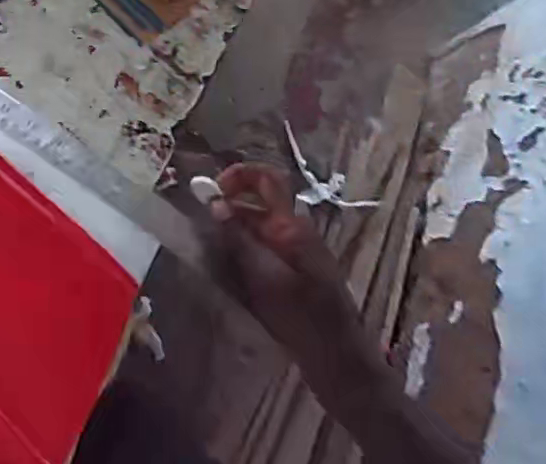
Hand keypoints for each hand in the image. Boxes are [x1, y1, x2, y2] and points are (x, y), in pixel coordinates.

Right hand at [207, 164, 479, 462]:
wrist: (343, 370)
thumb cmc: (305, 320)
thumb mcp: (265, 277)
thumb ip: (238, 238)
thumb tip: (214, 201)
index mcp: (292, 226)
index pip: (268, 179)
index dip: (239, 175)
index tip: (213, 191)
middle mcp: (294, 233)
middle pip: (256, 204)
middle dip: (227, 210)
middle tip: (202, 228)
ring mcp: (294, 254)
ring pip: (255, 229)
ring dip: (231, 235)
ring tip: (211, 255)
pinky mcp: (291, 275)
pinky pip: (260, 251)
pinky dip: (241, 254)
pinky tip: (229, 275)